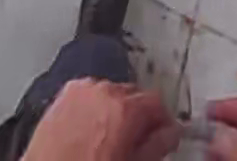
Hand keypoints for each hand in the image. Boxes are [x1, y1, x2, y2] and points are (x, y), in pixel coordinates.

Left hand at [22, 79, 181, 160]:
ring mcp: (84, 89)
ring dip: (115, 109)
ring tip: (107, 138)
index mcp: (125, 110)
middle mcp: (106, 91)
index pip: (156, 102)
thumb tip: (171, 133)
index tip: (162, 134)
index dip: (162, 120)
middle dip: (138, 115)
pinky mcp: (66, 92)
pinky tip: (89, 130)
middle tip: (134, 141)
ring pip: (111, 92)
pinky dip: (94, 105)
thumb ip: (155, 147)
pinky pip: (90, 92)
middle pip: (134, 94)